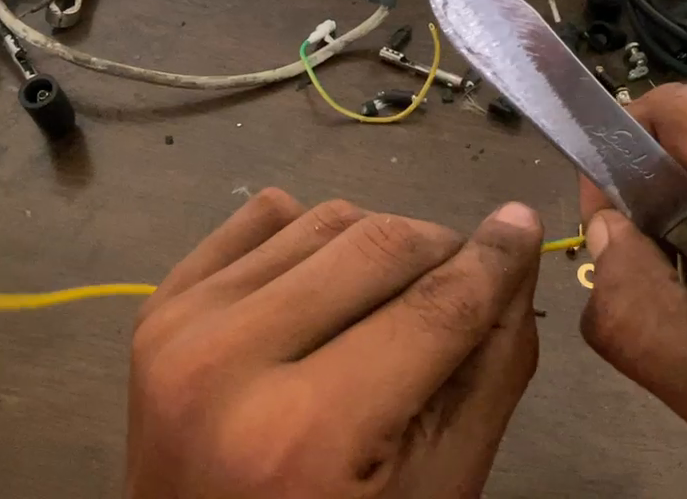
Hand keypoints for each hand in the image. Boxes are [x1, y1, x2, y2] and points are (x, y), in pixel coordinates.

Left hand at [126, 189, 542, 497]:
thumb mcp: (436, 489)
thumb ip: (490, 369)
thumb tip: (515, 247)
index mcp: (305, 437)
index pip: (433, 310)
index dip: (494, 259)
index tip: (524, 225)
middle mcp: (229, 363)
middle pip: (380, 245)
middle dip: (440, 250)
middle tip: (461, 279)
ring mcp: (184, 325)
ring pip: (326, 218)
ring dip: (379, 244)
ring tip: (388, 296)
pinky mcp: (162, 302)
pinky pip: (265, 216)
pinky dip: (312, 233)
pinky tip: (324, 281)